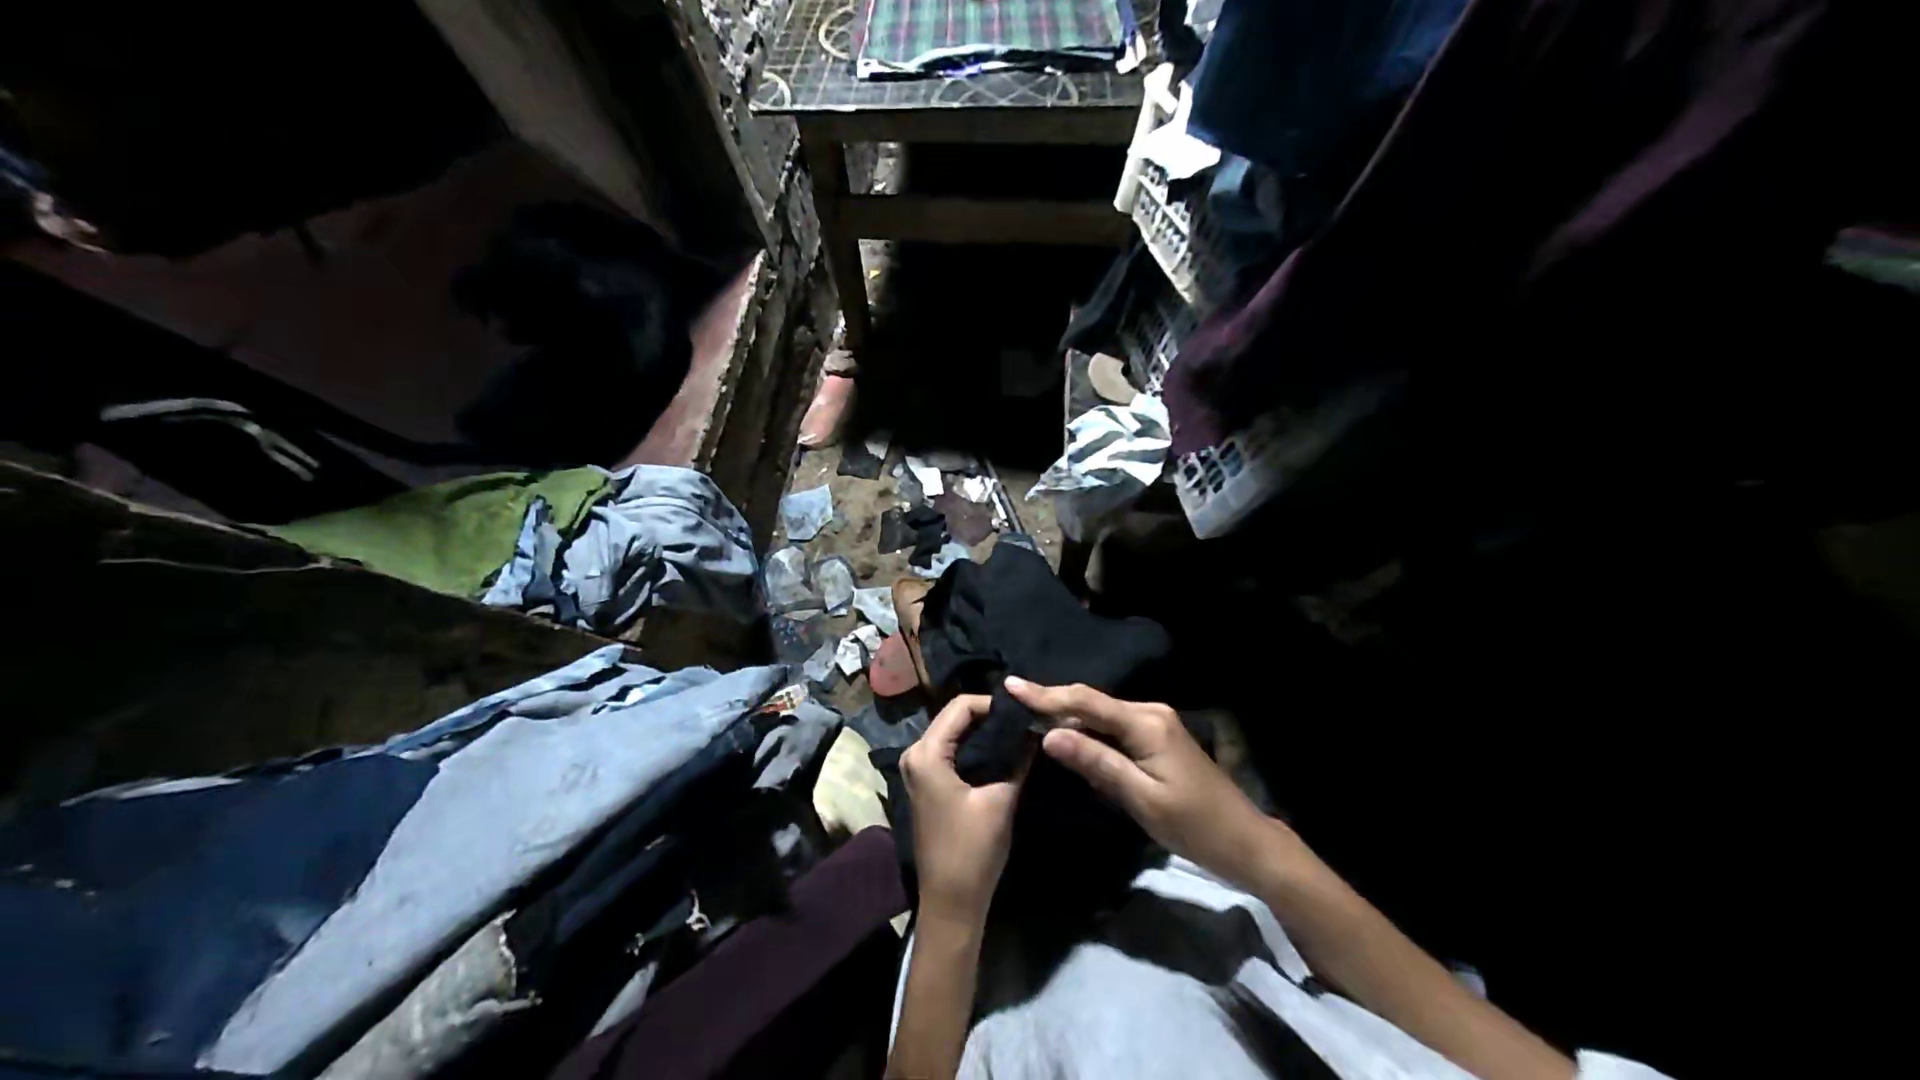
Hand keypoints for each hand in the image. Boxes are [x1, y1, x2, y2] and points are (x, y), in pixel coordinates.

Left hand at [900, 694, 1030, 923]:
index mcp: (926, 753)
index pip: (960, 706)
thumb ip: (1017, 760)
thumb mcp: (1001, 800)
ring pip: (953, 733)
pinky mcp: (927, 783)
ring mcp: (918, 769)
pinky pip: (950, 751)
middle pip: (954, 717)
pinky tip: (1001, 751)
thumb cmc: (972, 849)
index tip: (1024, 709)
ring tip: (1018, 732)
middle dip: (989, 715)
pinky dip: (974, 747)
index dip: (993, 703)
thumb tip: (1034, 731)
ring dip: (983, 731)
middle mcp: (915, 754)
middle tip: (1024, 719)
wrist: (951, 902)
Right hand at [1006, 678, 1303, 890]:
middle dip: (1051, 700)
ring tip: (1027, 713)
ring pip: (1100, 713)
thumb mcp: (1142, 798)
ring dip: (1067, 714)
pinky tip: (1065, 733)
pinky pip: (1112, 725)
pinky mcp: (1156, 737)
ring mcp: (1155, 722)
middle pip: (1091, 702)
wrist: (1244, 840)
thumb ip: (1097, 762)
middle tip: (1012, 698)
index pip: (1086, 702)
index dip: (1045, 694)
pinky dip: (1086, 728)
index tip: (1011, 685)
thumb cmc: (1194, 825)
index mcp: (1146, 723)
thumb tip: (1050, 735)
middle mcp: (1150, 712)